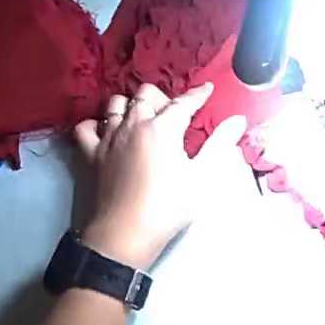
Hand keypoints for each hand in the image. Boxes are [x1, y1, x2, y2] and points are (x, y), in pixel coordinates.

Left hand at [72, 82, 248, 270]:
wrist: (125, 234)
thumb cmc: (168, 207)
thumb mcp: (201, 177)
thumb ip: (219, 145)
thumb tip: (237, 121)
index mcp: (162, 128)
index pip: (183, 103)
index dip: (197, 96)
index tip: (207, 90)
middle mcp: (132, 125)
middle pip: (145, 95)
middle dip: (162, 98)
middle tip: (173, 113)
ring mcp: (108, 138)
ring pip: (115, 104)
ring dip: (130, 106)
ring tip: (141, 119)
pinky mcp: (89, 154)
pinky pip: (87, 127)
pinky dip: (97, 124)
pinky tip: (107, 133)